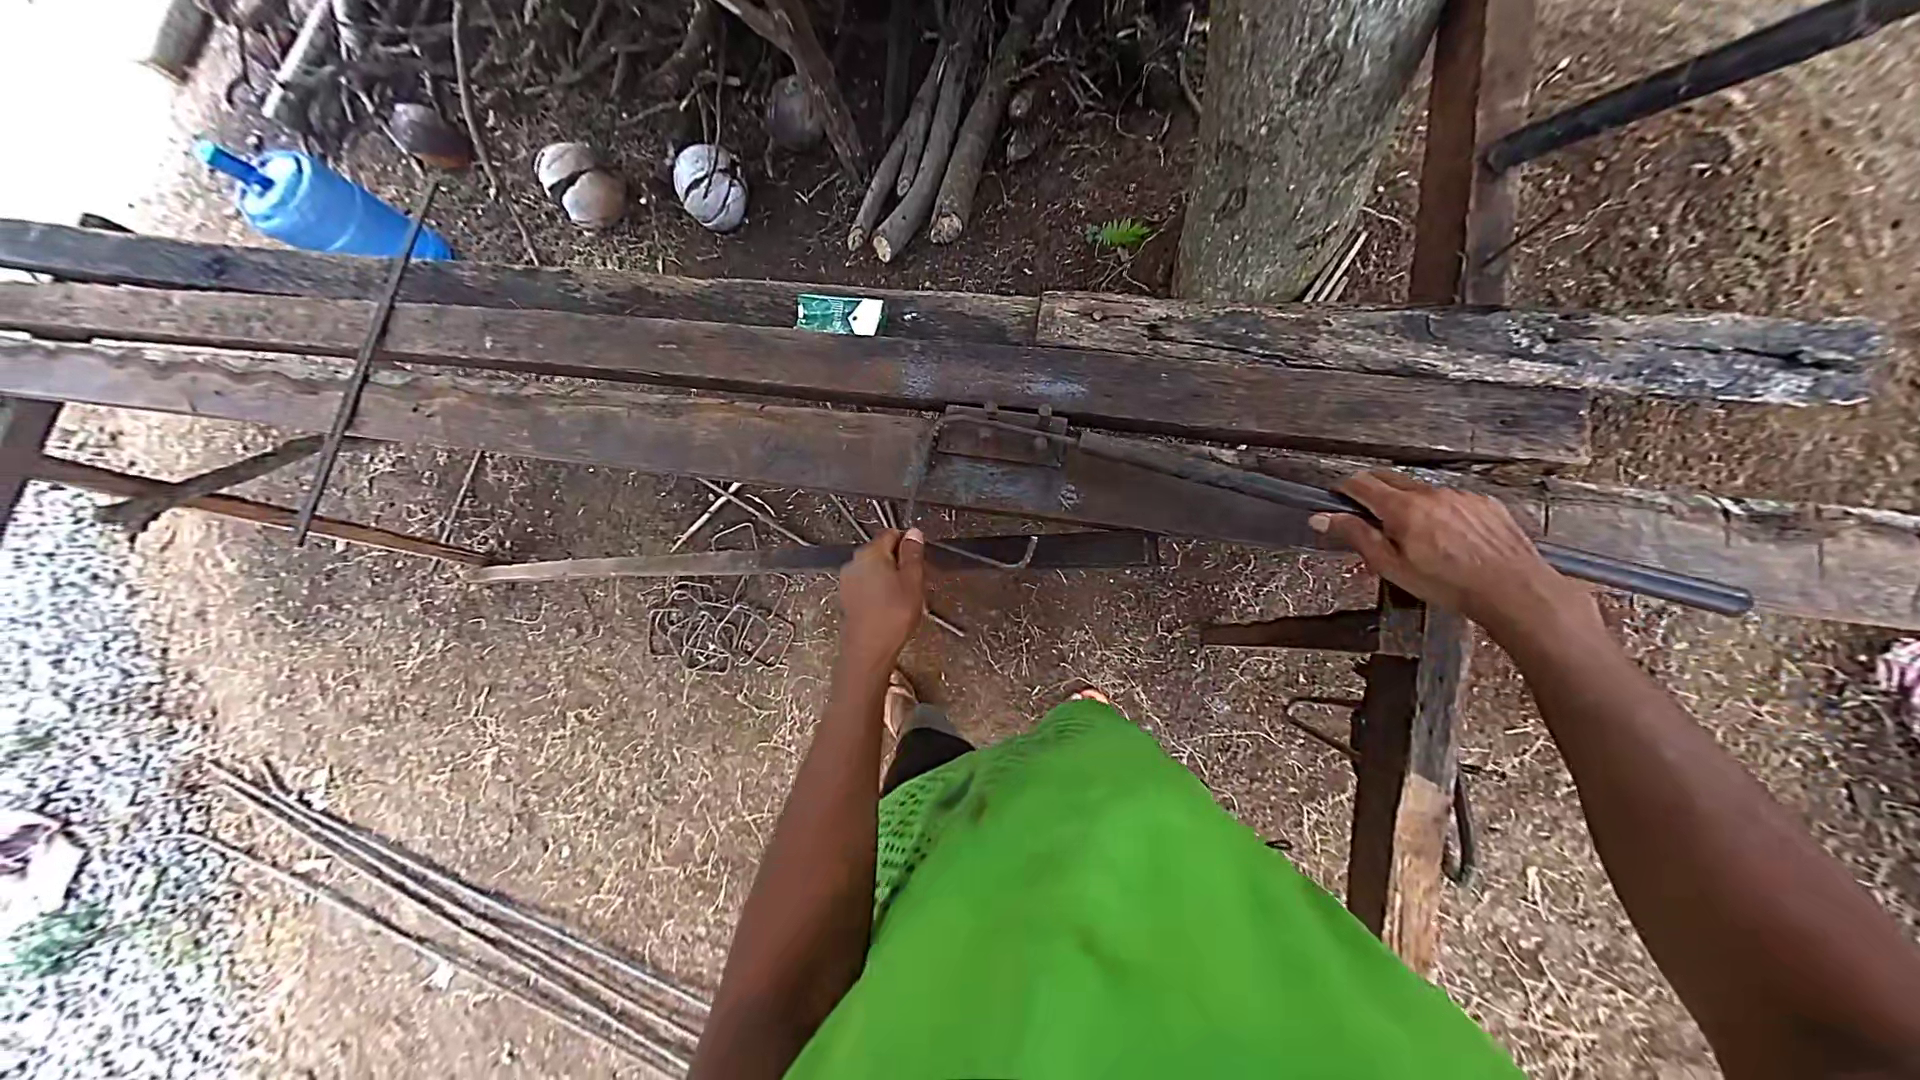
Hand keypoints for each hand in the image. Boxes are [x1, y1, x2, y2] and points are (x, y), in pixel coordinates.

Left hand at [838, 528, 926, 664]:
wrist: (868, 650)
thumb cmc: (894, 613)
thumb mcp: (912, 580)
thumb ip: (913, 553)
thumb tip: (913, 532)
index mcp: (870, 552)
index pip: (891, 534)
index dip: (908, 544)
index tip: (919, 561)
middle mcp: (854, 562)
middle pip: (880, 551)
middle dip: (898, 562)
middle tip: (914, 582)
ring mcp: (847, 581)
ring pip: (873, 570)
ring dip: (888, 577)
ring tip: (903, 598)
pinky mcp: (846, 598)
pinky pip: (865, 585)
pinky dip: (877, 591)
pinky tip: (888, 607)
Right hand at [1309, 471, 1592, 634]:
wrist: (1512, 589)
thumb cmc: (1450, 583)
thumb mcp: (1390, 566)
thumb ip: (1356, 535)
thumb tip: (1323, 518)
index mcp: (1403, 508)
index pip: (1361, 483)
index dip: (1343, 489)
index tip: (1337, 498)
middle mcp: (1431, 494)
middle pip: (1389, 478)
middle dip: (1371, 492)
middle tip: (1366, 517)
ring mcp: (1460, 496)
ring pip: (1420, 490)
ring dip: (1406, 504)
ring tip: (1410, 535)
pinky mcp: (1483, 502)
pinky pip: (1450, 499)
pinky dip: (1438, 510)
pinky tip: (1444, 537)